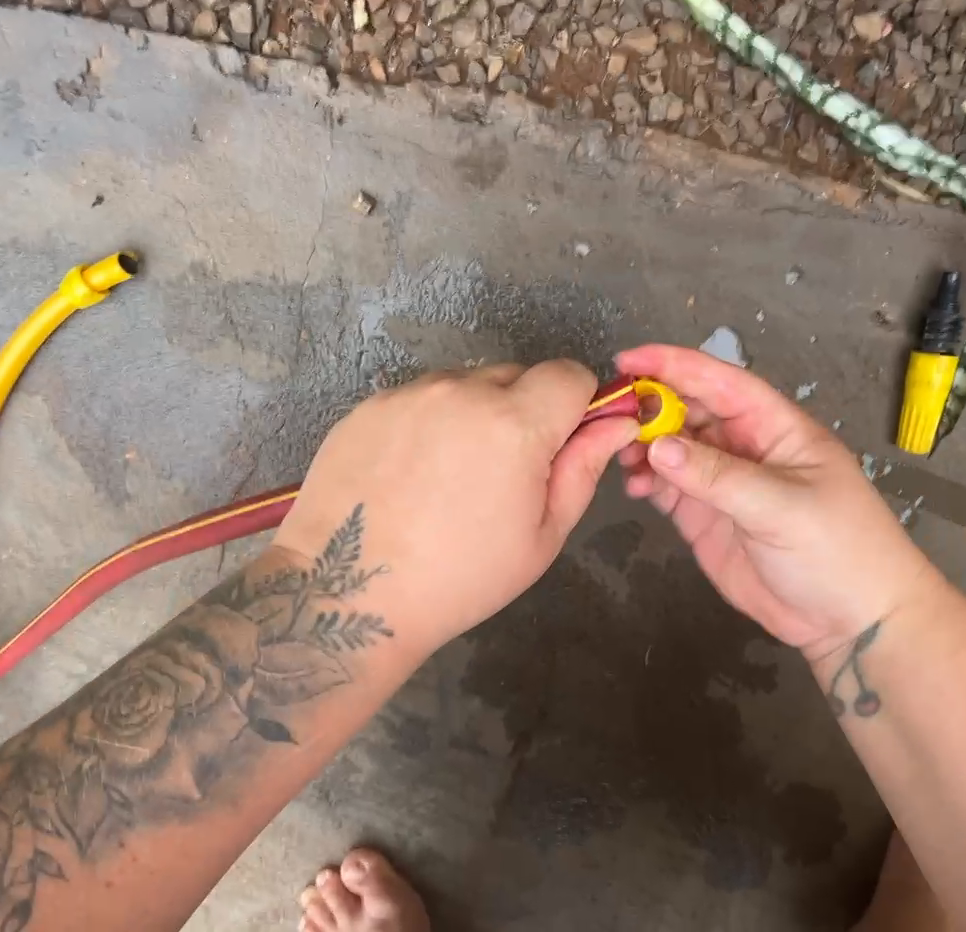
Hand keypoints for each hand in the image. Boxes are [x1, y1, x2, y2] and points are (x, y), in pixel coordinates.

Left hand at [274, 361, 640, 656]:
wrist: (348, 593)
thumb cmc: (461, 578)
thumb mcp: (541, 536)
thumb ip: (583, 468)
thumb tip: (618, 421)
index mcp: (515, 423)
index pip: (569, 373)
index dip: (576, 404)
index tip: (562, 441)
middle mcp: (462, 390)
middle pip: (516, 374)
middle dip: (524, 410)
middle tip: (502, 470)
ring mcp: (409, 393)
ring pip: (465, 384)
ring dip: (473, 412)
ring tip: (448, 475)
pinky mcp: (369, 404)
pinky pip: (419, 397)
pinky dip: (428, 421)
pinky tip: (410, 473)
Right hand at [615, 344, 940, 659]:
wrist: (852, 620)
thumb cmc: (837, 550)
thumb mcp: (782, 507)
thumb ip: (717, 476)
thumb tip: (657, 446)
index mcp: (774, 427)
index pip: (720, 383)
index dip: (675, 365)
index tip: (629, 358)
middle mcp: (744, 447)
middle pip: (689, 410)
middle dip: (650, 406)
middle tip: (611, 413)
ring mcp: (723, 483)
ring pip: (673, 448)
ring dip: (644, 446)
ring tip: (620, 456)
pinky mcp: (706, 517)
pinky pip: (667, 487)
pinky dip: (646, 481)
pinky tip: (633, 486)